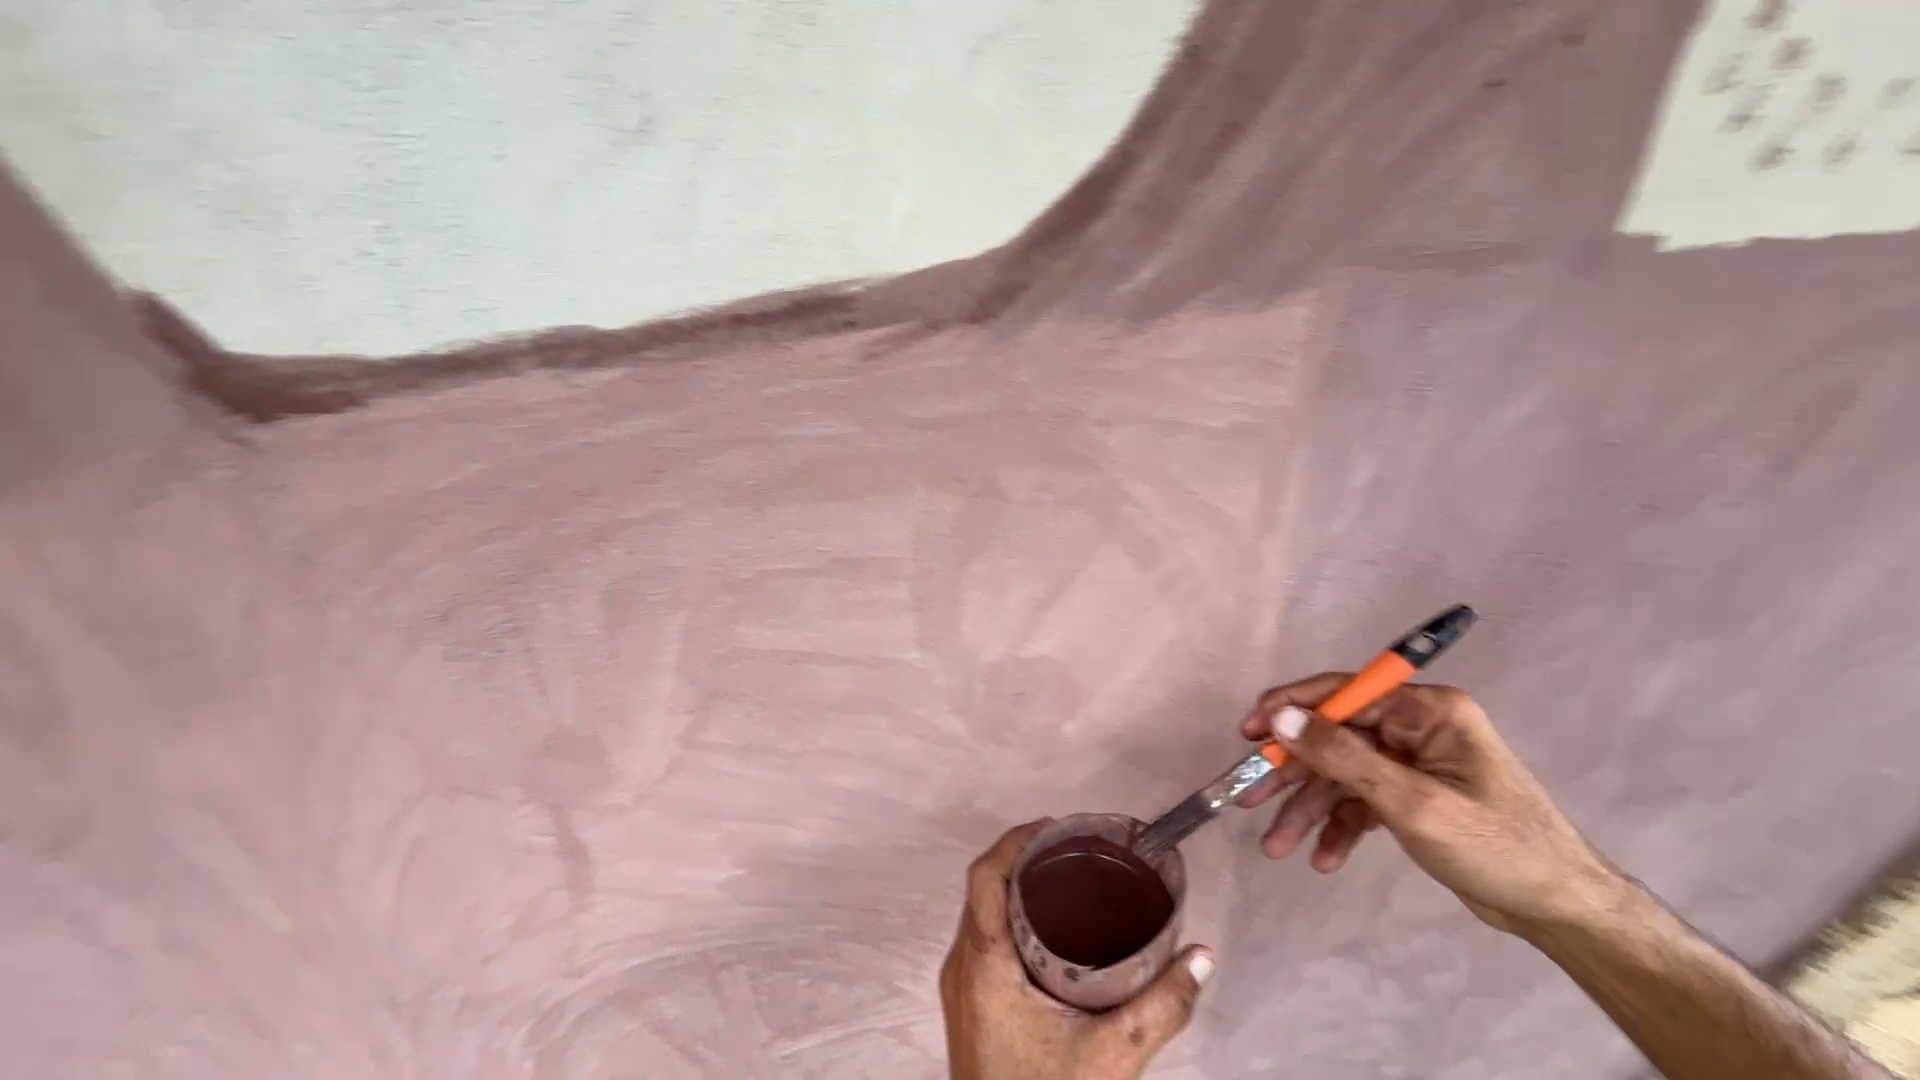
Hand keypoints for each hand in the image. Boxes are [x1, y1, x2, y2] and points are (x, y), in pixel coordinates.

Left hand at [940, 820, 1214, 1079]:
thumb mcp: (1114, 1055)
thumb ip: (1162, 1005)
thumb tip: (1203, 956)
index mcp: (984, 963)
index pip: (984, 877)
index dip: (1014, 841)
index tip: (1056, 826)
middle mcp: (961, 965)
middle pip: (982, 890)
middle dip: (1022, 860)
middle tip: (1074, 851)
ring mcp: (960, 987)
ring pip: (982, 915)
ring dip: (1015, 890)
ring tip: (1068, 882)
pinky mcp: (968, 1005)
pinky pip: (984, 940)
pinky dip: (1011, 919)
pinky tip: (1051, 932)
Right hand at [1238, 674, 1621, 934]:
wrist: (1562, 911)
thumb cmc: (1496, 847)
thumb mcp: (1412, 802)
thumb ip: (1342, 757)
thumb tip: (1281, 717)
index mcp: (1427, 711)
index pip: (1342, 693)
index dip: (1290, 708)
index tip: (1248, 733)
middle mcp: (1417, 728)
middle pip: (1334, 738)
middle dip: (1292, 772)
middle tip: (1249, 797)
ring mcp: (1414, 763)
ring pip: (1341, 775)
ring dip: (1308, 809)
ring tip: (1276, 846)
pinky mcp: (1413, 797)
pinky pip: (1361, 802)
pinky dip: (1340, 828)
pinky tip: (1323, 858)